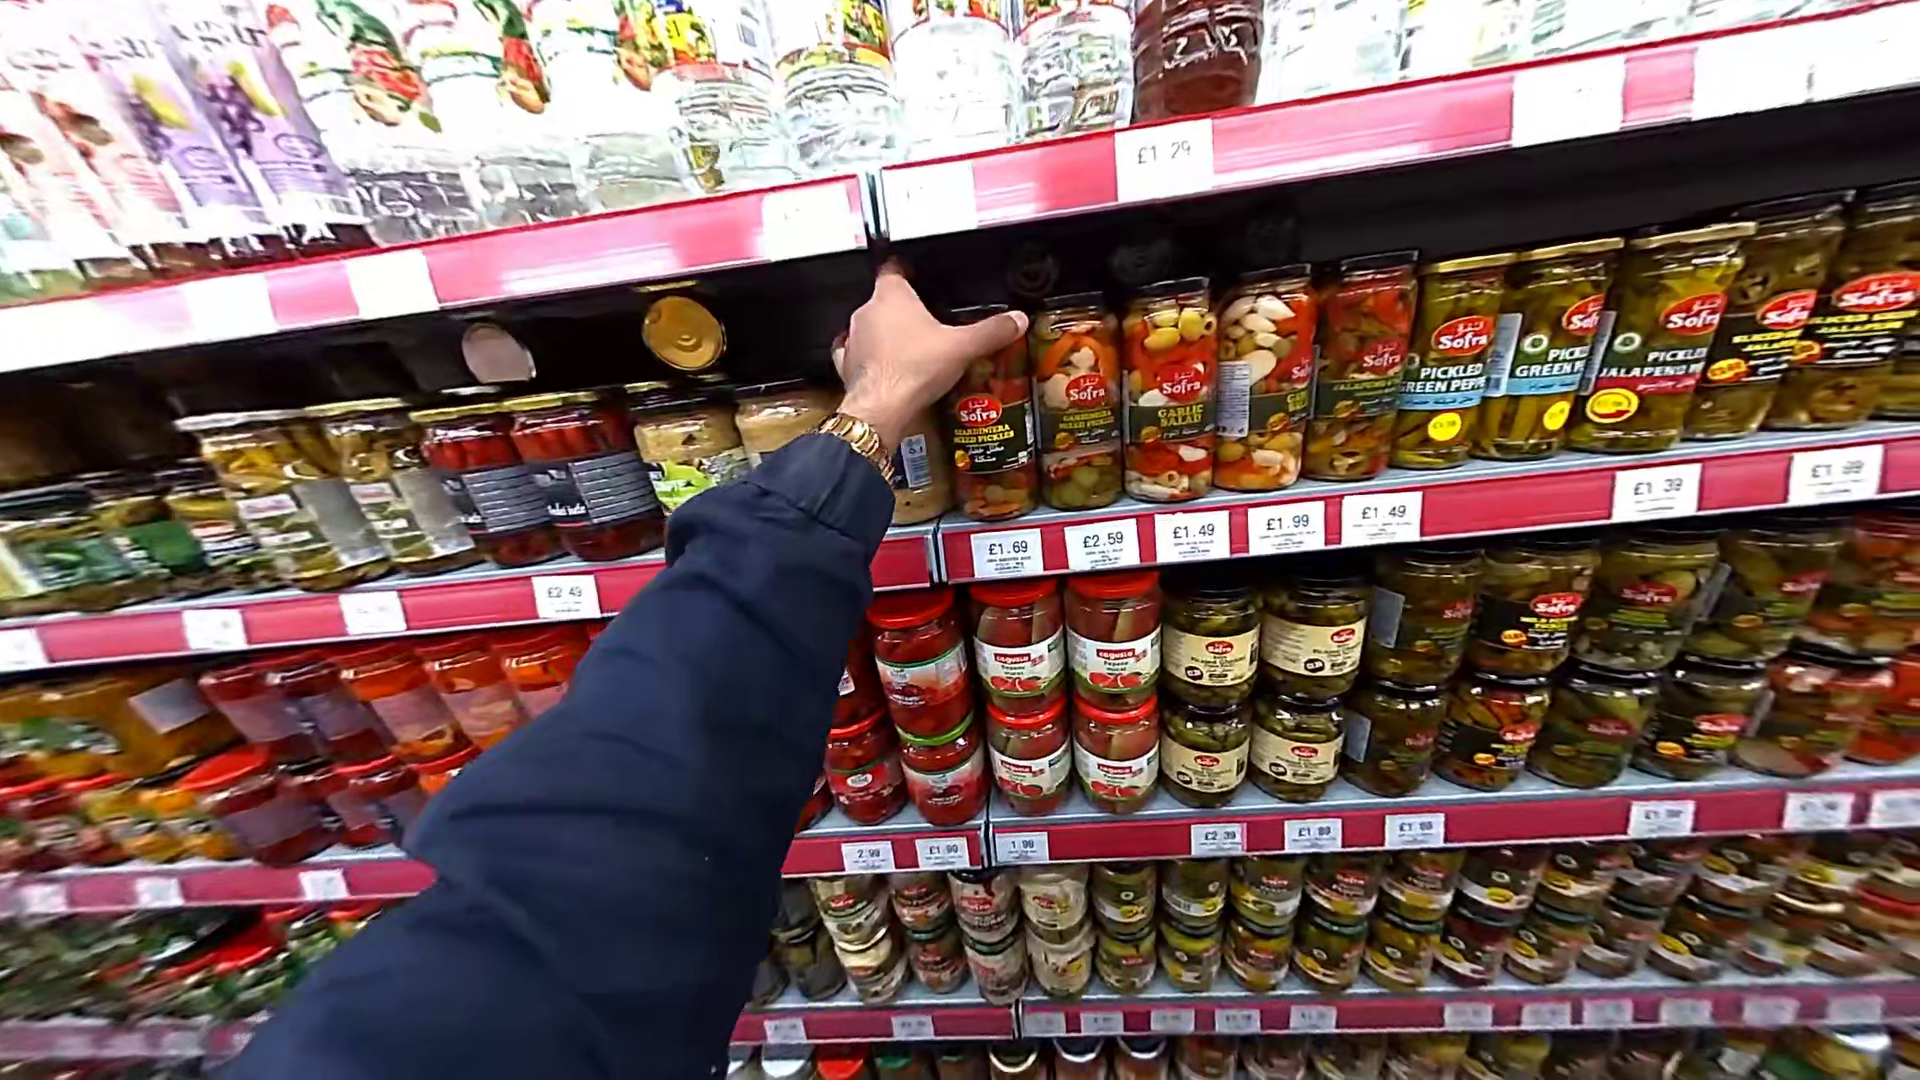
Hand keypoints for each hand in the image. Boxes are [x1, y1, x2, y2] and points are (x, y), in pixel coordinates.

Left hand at [835, 260, 1028, 451]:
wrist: (881, 409)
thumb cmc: (914, 370)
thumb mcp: (962, 348)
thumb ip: (990, 332)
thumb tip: (1017, 320)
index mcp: (891, 295)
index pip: (894, 268)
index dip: (909, 271)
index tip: (921, 278)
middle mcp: (867, 312)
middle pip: (886, 301)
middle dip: (906, 311)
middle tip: (928, 323)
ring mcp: (854, 340)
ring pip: (873, 329)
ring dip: (889, 336)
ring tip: (914, 350)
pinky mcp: (848, 366)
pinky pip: (862, 356)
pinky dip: (876, 361)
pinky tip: (892, 370)